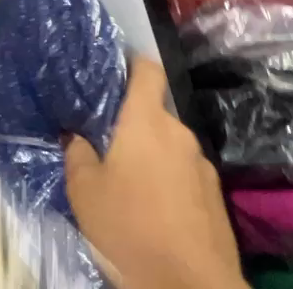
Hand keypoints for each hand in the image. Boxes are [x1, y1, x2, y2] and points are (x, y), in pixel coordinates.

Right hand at [65, 58, 249, 288]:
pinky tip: (154, 214)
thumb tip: (76, 136)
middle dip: (133, 126)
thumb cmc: (130, 228)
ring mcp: (203, 167)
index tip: (112, 72)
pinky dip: (169, 185)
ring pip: (170, 149)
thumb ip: (77, 155)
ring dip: (152, 159)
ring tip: (129, 187)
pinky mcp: (216, 200)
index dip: (131, 64)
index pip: (147, 70)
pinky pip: (185, 177)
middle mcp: (179, 134)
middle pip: (155, 114)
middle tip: (106, 146)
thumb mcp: (84, 192)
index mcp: (147, 121)